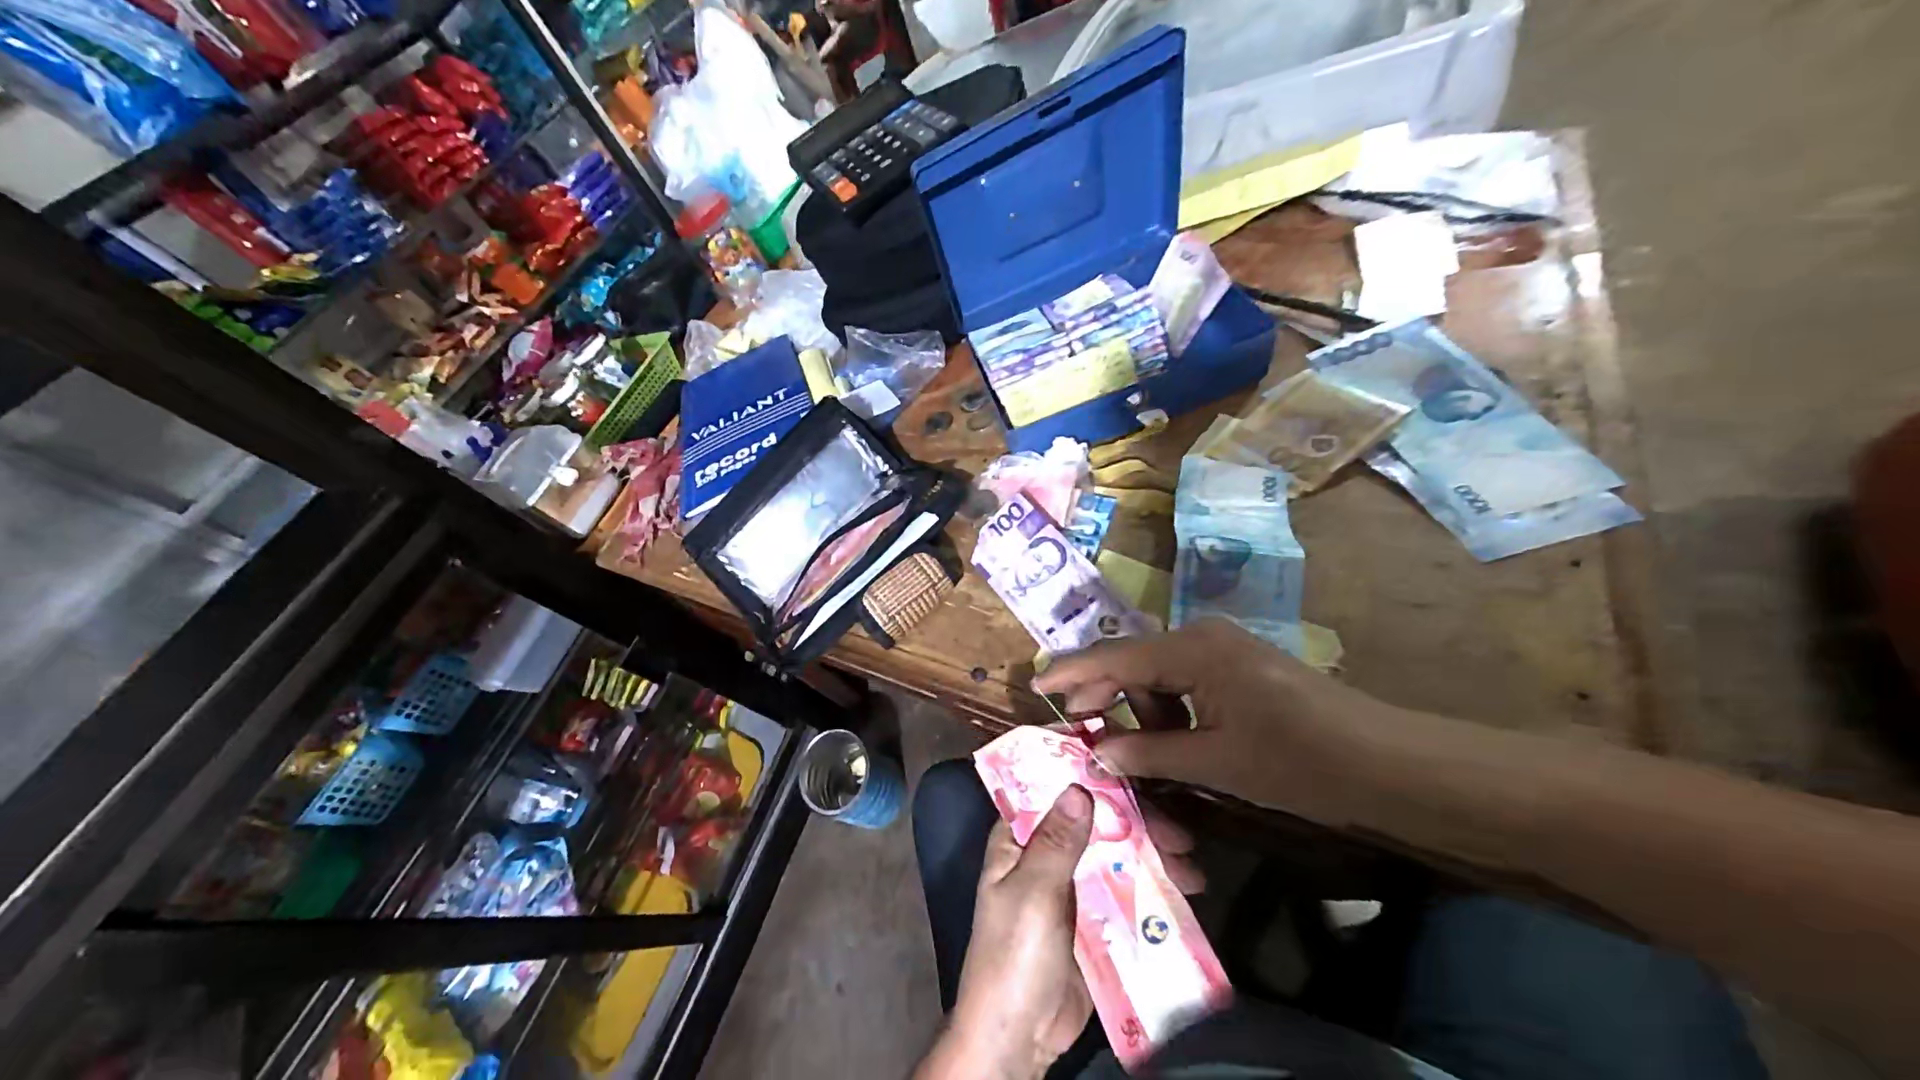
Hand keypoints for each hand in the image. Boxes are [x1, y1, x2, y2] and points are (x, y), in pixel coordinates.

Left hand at [917, 787, 1201, 1079]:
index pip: (1050, 787)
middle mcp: (1044, 851)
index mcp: (1019, 838)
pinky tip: (1183, 888)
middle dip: (1138, 821)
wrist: (1019, 1037)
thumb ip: (1057, 842)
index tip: (1131, 761)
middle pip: (1095, 819)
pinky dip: (1152, 882)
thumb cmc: (1014, 957)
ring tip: (1192, 870)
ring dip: (1153, 852)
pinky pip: (1124, 885)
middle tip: (1181, 837)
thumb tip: (1081, 786)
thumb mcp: (1033, 894)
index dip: (1087, 771)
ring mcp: (1070, 882)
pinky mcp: (1092, 914)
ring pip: (1115, 850)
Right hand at [1032, 618, 1408, 823]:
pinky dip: (1169, 711)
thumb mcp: (1214, 761)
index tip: (1036, 685)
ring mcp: (1223, 651)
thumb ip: (1149, 753)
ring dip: (1140, 709)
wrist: (1386, 764)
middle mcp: (1202, 638)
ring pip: (1159, 674)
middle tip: (1080, 729)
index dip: (1072, 672)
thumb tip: (1099, 755)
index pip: (1114, 656)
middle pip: (1134, 660)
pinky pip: (1185, 683)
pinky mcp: (1238, 669)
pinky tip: (1170, 743)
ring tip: (1134, 752)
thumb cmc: (1297, 759)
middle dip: (1104, 693)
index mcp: (1192, 651)